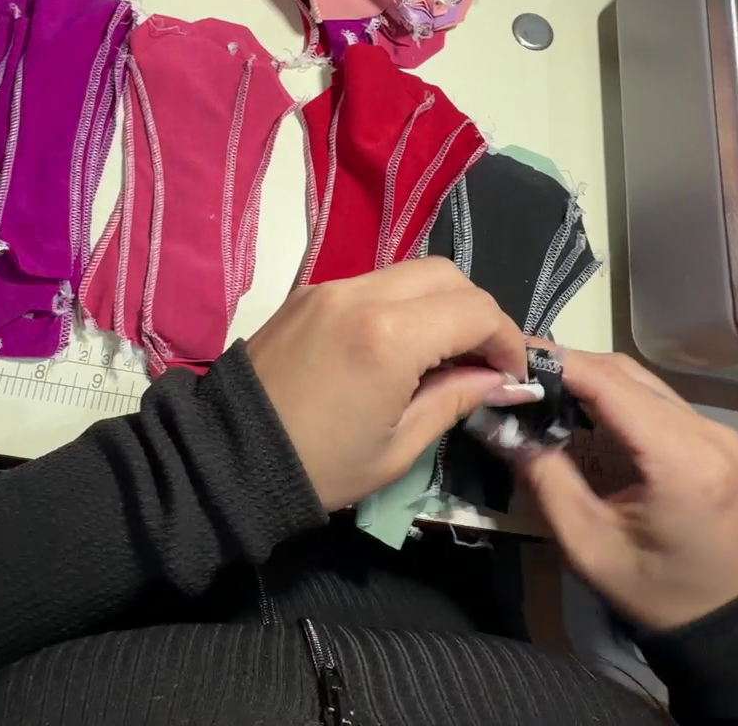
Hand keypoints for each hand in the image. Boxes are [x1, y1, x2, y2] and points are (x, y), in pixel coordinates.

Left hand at [245, 258, 529, 510]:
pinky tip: (397, 343)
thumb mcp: (399, 447)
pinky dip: (401, 302)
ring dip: (438, 302)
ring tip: (441, 352)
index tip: (510, 374)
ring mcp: (330, 286)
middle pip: (446, 274)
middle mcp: (362, 294)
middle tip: (479, 359)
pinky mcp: (308, 292)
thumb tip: (502, 378)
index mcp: (389, 336)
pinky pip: (372, 282)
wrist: (227, 454)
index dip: (507, 339)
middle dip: (476, 311)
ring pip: (409, 271)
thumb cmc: (318, 465)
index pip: (476, 310)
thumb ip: (455, 399)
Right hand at [518, 349, 737, 630]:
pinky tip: (578, 401)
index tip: (510, 354)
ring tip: (538, 382)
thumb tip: (501, 425)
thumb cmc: (659, 592)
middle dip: (565, 365)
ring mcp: (715, 430)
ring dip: (587, 374)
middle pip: (623, 372)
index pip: (609, 384)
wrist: (735, 622)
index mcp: (681, 461)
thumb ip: (544, 479)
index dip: (557, 362)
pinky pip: (652, 395)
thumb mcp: (588, 545)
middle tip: (515, 370)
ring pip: (637, 378)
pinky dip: (610, 391)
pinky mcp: (712, 435)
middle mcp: (706, 432)